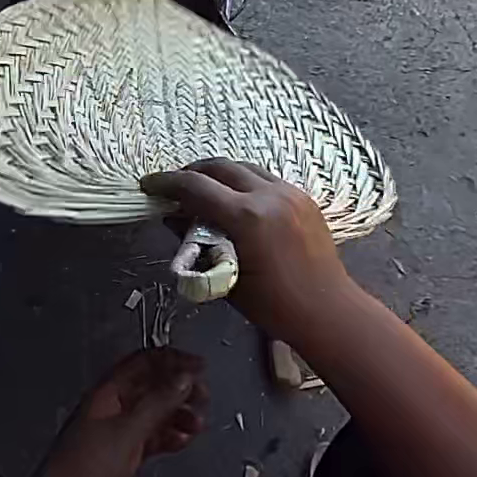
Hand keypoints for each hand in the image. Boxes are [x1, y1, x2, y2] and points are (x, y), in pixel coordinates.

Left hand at [35, 348, 207, 476]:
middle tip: (202, 396)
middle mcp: (109, 412)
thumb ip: (158, 402)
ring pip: (152, 414)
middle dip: (178, 388)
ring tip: (197, 422)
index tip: (198, 367)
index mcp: (106, 394)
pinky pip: (149, 440)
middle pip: (150, 387)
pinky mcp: (119, 464)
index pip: (143, 362)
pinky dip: (168, 437)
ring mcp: (114, 438)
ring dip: (176, 413)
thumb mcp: (127, 432)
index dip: (172, 360)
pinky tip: (181, 441)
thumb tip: (183, 378)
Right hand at [140, 159, 358, 337]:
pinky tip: (235, 200)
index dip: (167, 183)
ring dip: (219, 174)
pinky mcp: (303, 197)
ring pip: (245, 168)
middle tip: (174, 187)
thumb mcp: (226, 277)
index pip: (197, 187)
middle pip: (220, 167)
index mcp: (248, 217)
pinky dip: (243, 182)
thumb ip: (197, 244)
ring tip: (202, 191)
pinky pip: (265, 178)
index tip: (149, 185)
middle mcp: (270, 195)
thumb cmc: (275, 305)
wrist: (327, 309)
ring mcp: (290, 192)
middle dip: (192, 172)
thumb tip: (172, 219)